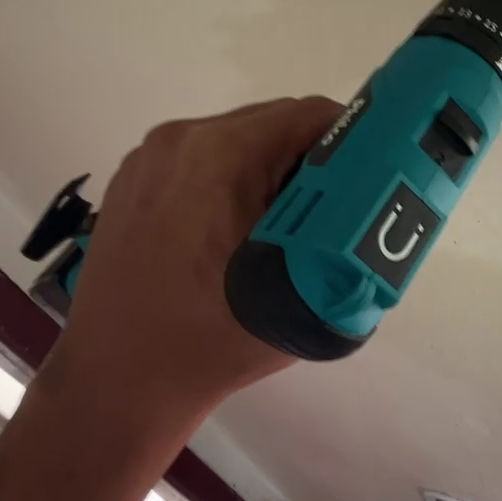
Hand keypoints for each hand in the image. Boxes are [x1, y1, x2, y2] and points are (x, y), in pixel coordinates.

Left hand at [48, 96, 344, 414]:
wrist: (119, 385)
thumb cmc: (216, 336)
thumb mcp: (304, 283)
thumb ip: (350, 234)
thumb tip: (383, 205)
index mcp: (221, 153)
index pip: (313, 115)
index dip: (355, 142)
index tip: (372, 182)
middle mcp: (181, 141)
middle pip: (275, 124)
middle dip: (315, 161)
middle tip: (335, 215)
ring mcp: (150, 161)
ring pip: (241, 143)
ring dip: (275, 173)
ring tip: (288, 231)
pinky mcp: (134, 184)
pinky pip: (205, 164)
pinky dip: (235, 184)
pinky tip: (238, 236)